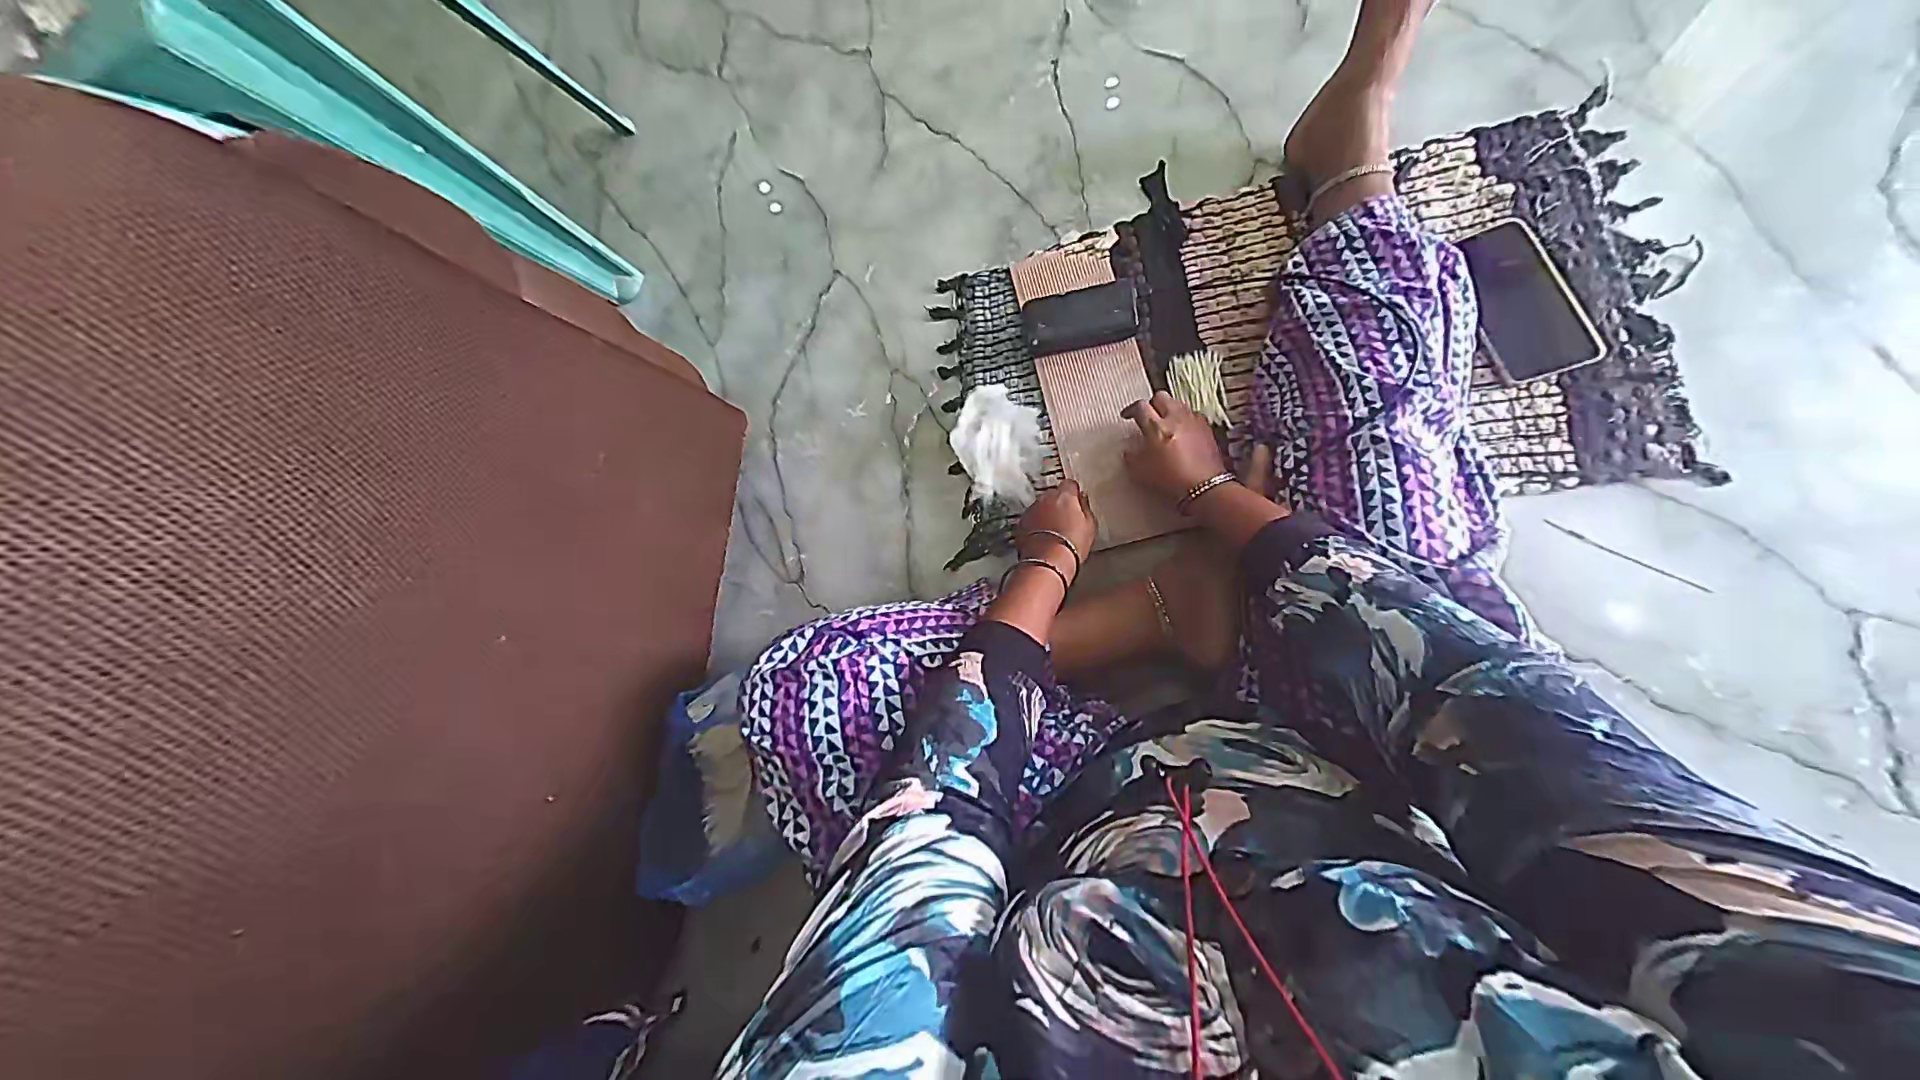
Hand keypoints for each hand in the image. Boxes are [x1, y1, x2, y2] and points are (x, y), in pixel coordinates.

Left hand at [1016, 480, 1096, 579]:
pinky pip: (1030, 520)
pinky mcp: (1021, 524)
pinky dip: (1035, 526)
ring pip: (1040, 507)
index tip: (1076, 501)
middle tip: (1066, 520)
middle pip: (1053, 495)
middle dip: (1058, 504)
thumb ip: (1086, 508)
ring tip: (1054, 532)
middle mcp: (1045, 499)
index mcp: (1065, 496)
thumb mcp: (1090, 526)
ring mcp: (1031, 510)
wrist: (1048, 561)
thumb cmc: (1071, 545)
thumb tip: (1083, 500)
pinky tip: (1043, 538)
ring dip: (1045, 515)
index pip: (1070, 484)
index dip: (1074, 493)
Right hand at [1123, 392, 1229, 502]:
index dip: (1130, 410)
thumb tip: (1129, 450)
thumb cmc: (1172, 480)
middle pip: (1160, 396)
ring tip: (1164, 423)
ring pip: (1177, 403)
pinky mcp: (1206, 427)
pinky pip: (1191, 414)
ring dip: (1168, 409)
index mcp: (1156, 427)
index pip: (1140, 407)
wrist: (1204, 487)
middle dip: (1151, 404)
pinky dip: (1183, 418)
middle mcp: (1175, 418)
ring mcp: (1193, 421)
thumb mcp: (1141, 472)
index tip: (1128, 415)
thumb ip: (1132, 456)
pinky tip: (1181, 431)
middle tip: (1147, 416)